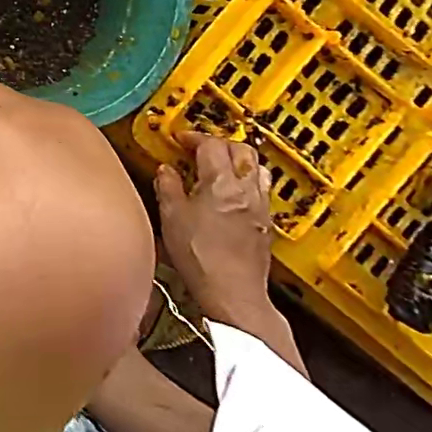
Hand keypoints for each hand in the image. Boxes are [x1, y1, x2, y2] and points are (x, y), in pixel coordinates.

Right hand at [153, 133, 281, 340]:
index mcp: (221, 183)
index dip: (193, 137)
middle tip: (198, 147)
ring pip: (257, 166)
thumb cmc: (201, 259)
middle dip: (218, 142)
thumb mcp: (171, 216)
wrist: (233, 294)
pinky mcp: (266, 224)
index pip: (211, 144)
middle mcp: (246, 191)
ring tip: (219, 164)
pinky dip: (247, 180)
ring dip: (237, 158)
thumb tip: (165, 171)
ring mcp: (260, 207)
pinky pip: (261, 188)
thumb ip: (167, 186)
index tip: (180, 139)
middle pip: (240, 148)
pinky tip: (232, 191)